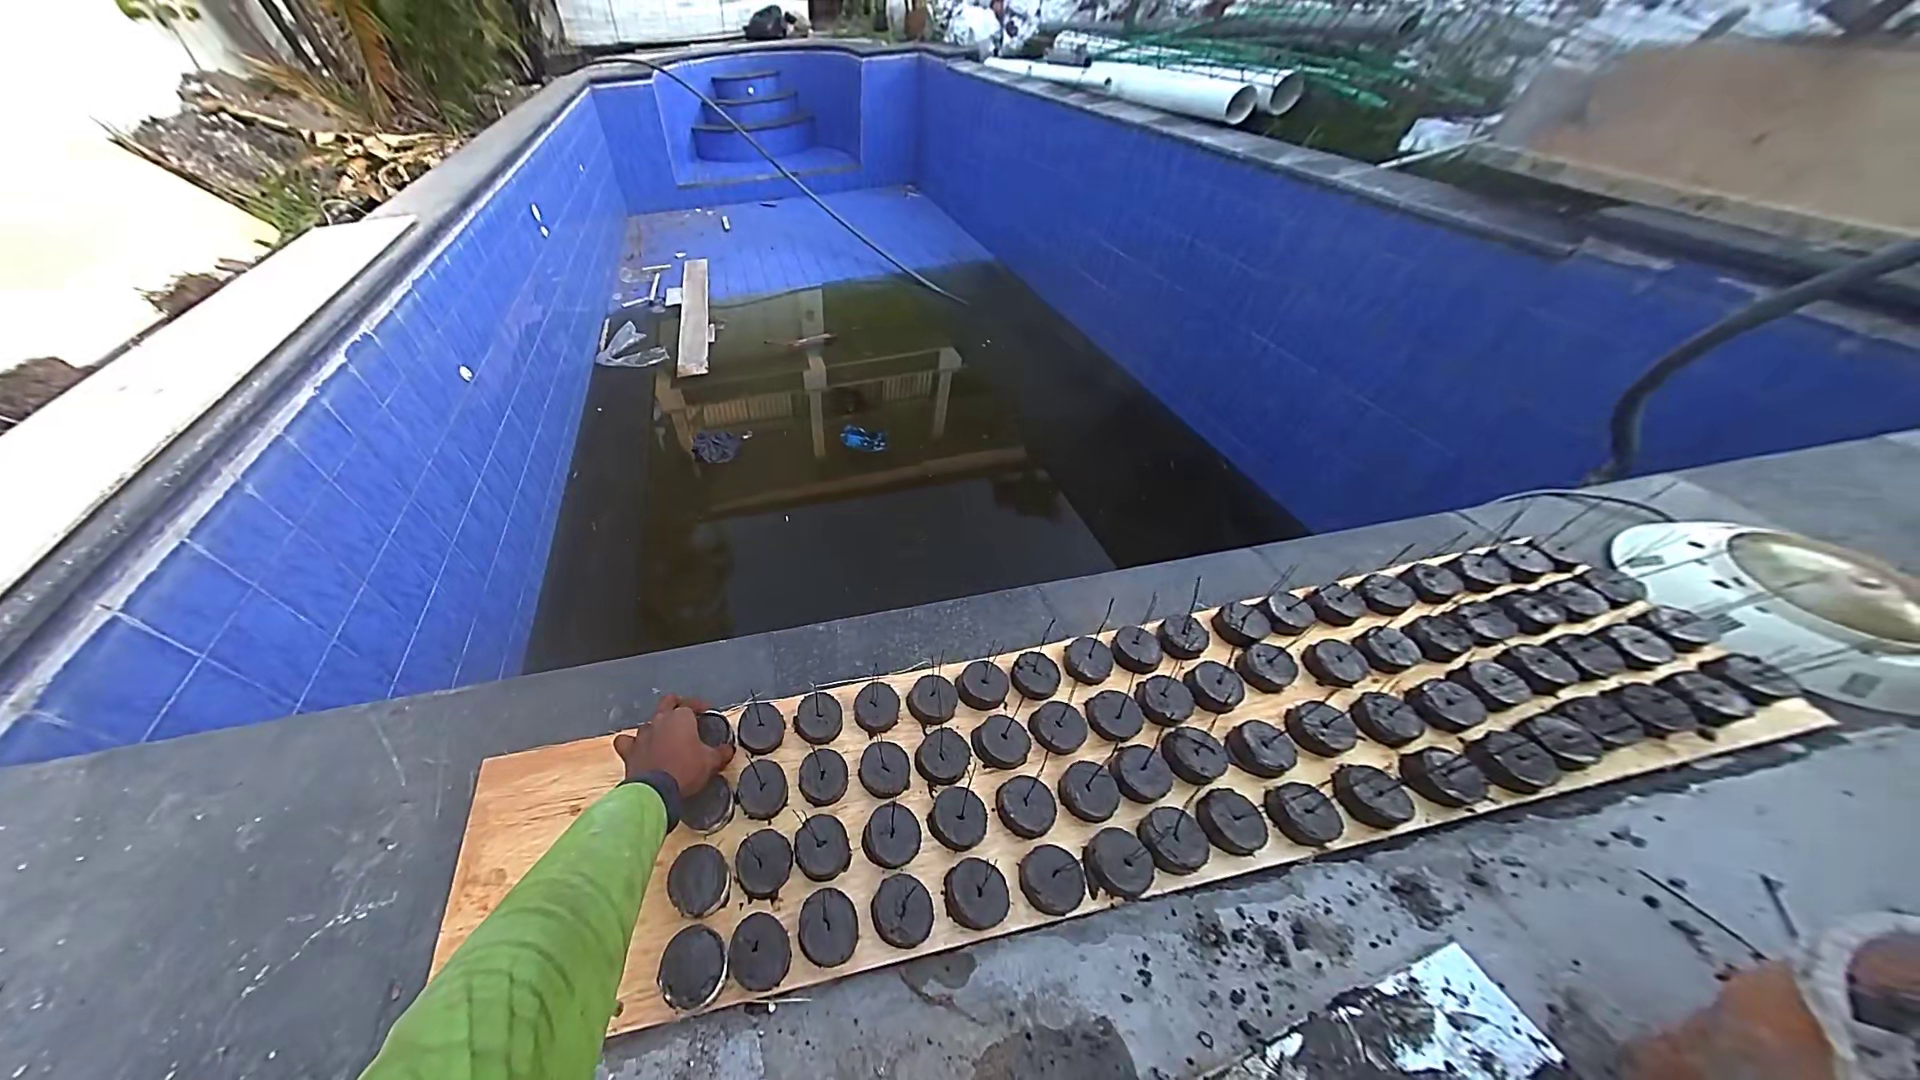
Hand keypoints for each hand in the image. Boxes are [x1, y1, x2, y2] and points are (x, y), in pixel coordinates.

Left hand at [613, 694, 734, 795]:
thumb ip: (721, 752)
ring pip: (649, 722)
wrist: (655, 792)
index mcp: (681, 717)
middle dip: (676, 704)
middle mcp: (660, 720)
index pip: (691, 703)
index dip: (701, 706)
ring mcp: (642, 735)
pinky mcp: (628, 751)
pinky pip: (626, 741)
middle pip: (667, 702)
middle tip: (685, 714)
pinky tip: (637, 747)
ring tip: (665, 735)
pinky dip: (631, 742)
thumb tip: (729, 749)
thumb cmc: (686, 770)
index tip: (708, 711)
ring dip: (657, 726)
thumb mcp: (711, 762)